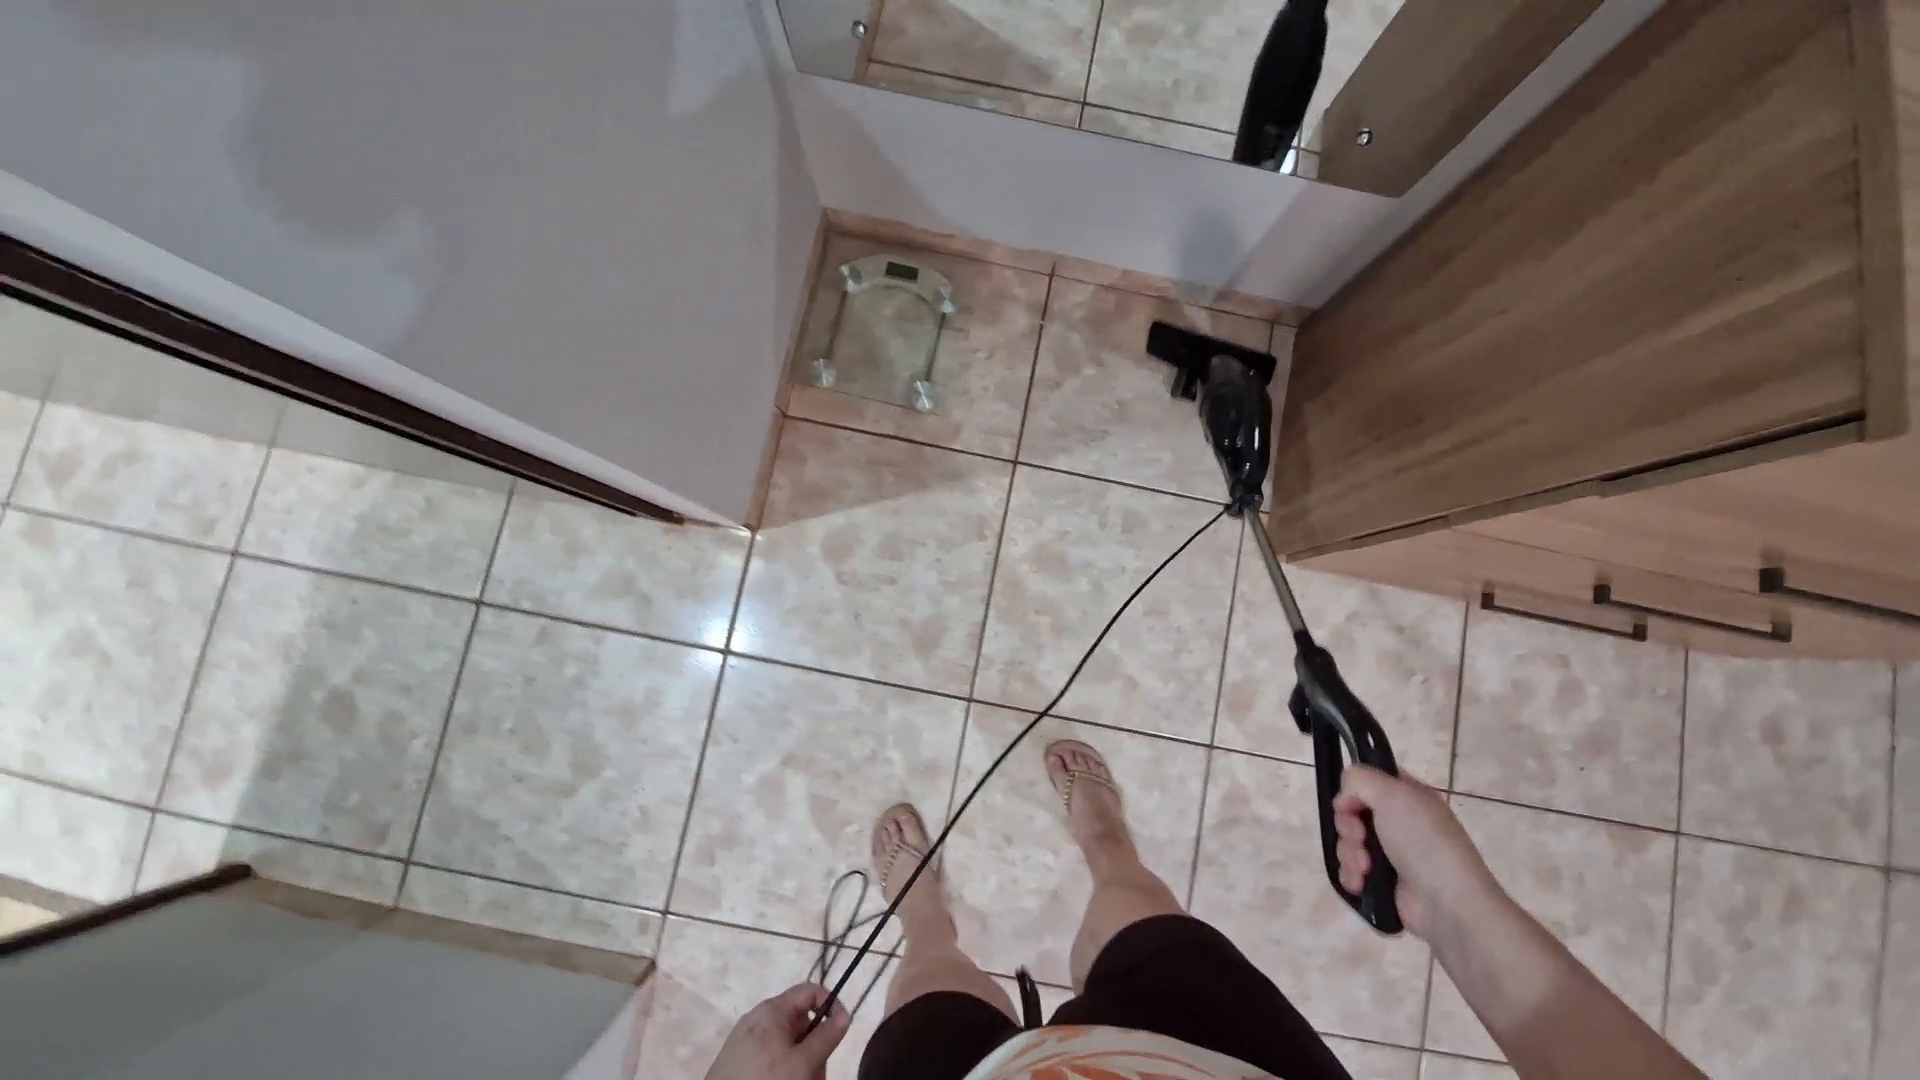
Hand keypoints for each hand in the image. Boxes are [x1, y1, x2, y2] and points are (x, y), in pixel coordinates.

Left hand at [703, 983, 849, 1079]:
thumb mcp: (802, 1063)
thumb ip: (826, 1037)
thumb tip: (844, 1015)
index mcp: (771, 1009)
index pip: (811, 991)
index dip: (832, 1005)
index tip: (842, 1029)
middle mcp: (758, 1018)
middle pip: (800, 1022)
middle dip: (814, 1045)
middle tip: (817, 1071)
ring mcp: (747, 1040)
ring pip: (788, 1044)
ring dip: (801, 1062)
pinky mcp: (739, 1060)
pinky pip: (772, 1057)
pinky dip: (784, 1070)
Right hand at [1333, 765, 1505, 943]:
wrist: (1448, 904)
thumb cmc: (1424, 842)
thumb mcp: (1393, 793)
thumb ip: (1358, 780)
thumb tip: (1343, 802)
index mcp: (1409, 796)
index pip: (1368, 781)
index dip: (1353, 790)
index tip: (1351, 804)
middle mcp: (1400, 821)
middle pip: (1352, 812)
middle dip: (1348, 827)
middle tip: (1360, 839)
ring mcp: (1392, 853)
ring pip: (1348, 841)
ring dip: (1349, 854)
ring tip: (1365, 869)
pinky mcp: (1384, 881)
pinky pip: (1351, 869)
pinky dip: (1351, 875)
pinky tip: (1362, 883)